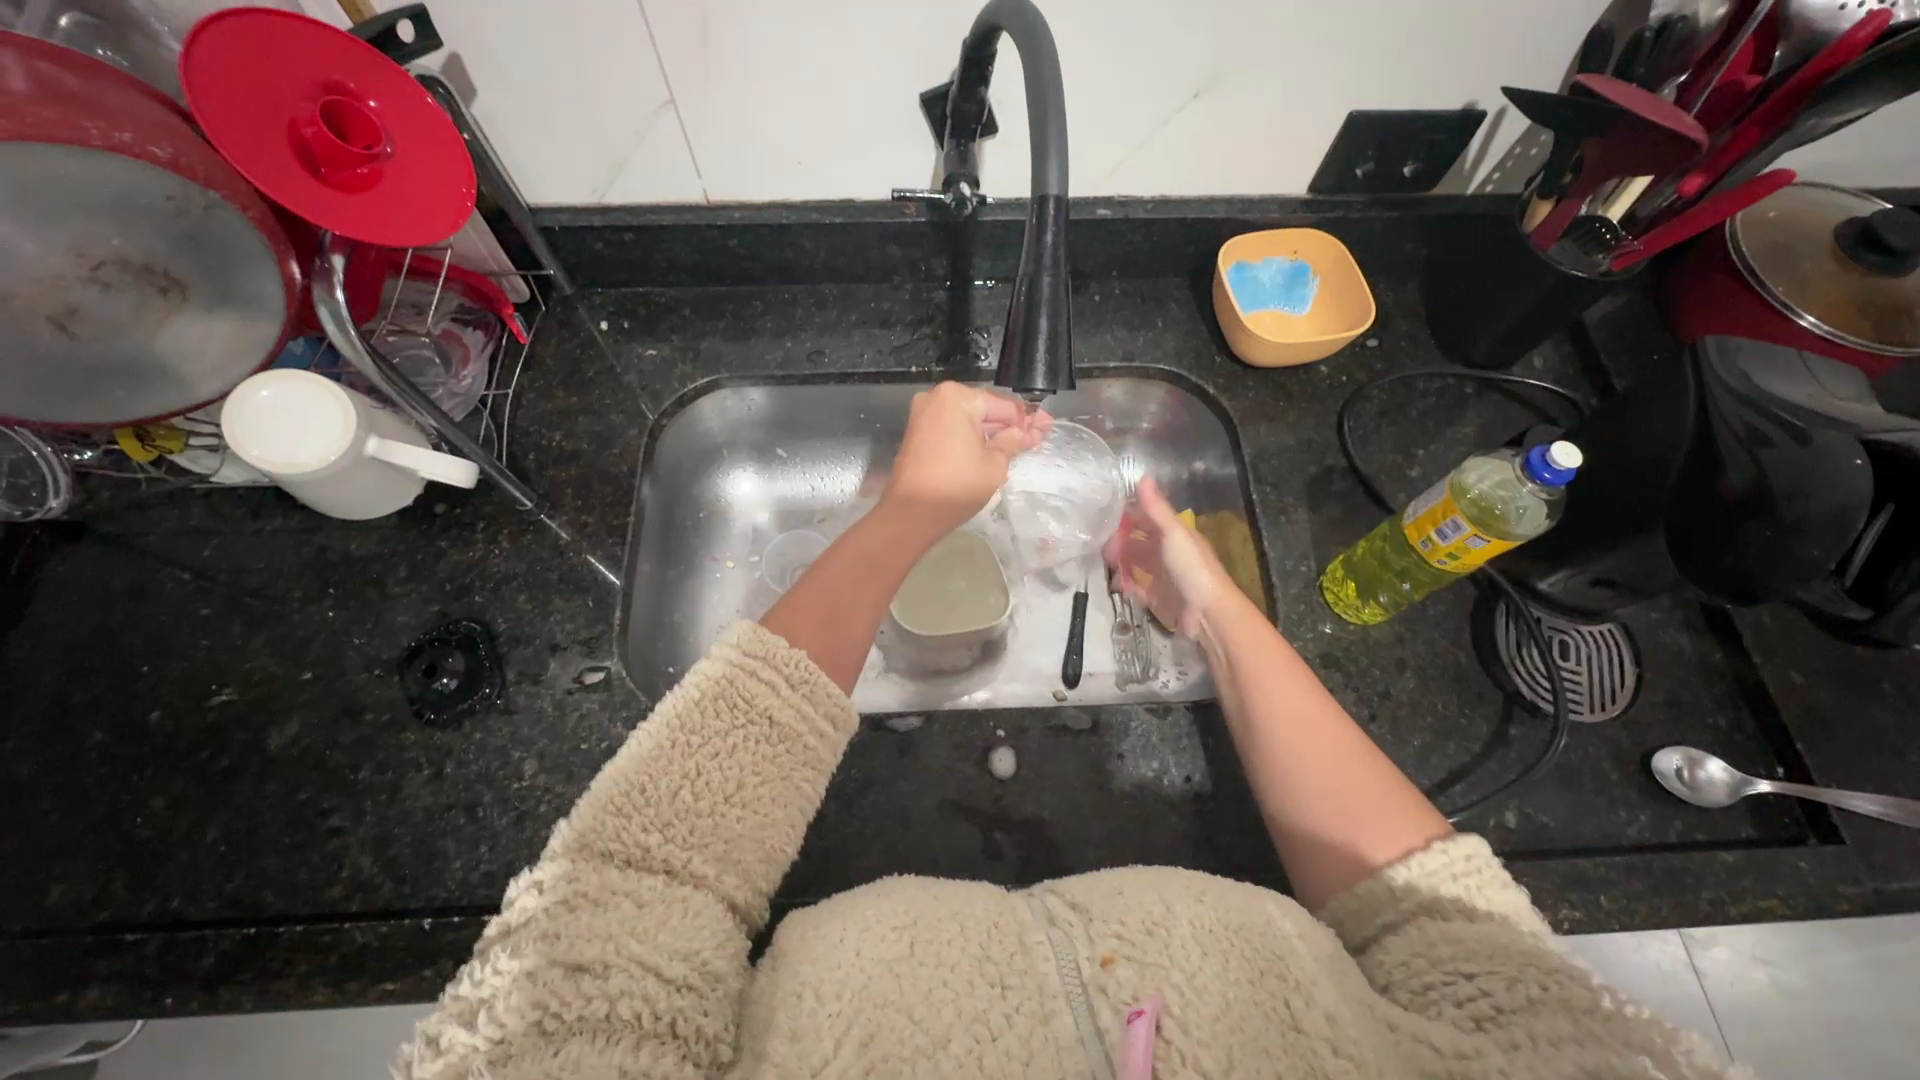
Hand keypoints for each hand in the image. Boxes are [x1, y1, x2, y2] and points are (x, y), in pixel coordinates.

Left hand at [880, 382, 1050, 539]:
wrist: (911, 514)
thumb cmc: (957, 485)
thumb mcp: (994, 464)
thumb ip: (1012, 442)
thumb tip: (1025, 433)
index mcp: (956, 397)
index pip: (1003, 405)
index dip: (1027, 419)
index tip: (1046, 427)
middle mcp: (937, 398)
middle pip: (985, 409)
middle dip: (1010, 424)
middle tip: (1037, 436)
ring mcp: (924, 415)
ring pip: (969, 420)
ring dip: (993, 431)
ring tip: (1022, 444)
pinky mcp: (919, 433)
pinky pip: (954, 429)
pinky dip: (973, 437)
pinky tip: (994, 447)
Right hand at [1104, 475, 1236, 636]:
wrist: (1207, 613)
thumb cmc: (1192, 568)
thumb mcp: (1173, 533)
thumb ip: (1156, 508)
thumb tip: (1143, 475)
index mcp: (1174, 533)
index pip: (1146, 518)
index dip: (1127, 515)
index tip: (1104, 516)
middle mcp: (1167, 551)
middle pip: (1137, 541)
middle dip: (1119, 542)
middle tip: (1103, 547)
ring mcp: (1162, 575)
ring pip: (1134, 564)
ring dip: (1120, 563)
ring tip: (1108, 566)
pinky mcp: (1157, 597)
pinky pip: (1136, 587)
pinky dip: (1127, 586)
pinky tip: (1119, 586)